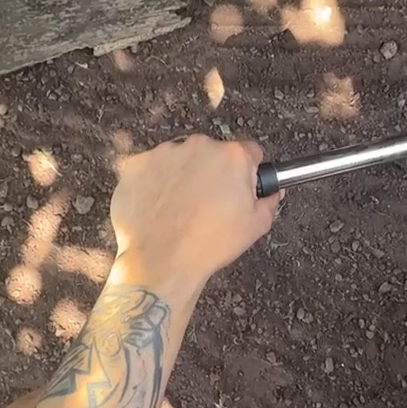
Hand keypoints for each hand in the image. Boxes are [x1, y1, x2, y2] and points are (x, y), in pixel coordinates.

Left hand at [108, 136, 278, 291]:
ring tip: (181, 209)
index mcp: (232, 156)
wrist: (163, 261)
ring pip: (180, 159)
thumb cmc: (210, 244)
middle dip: (213, 172)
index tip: (239, 186)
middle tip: (209, 204)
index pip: (249, 152)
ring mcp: (164, 153)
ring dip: (183, 175)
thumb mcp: (256, 225)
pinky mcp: (136, 165)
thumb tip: (270, 191)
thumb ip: (268, 200)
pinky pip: (151, 169)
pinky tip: (160, 208)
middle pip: (212, 153)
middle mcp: (198, 146)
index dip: (247, 171)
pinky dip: (155, 183)